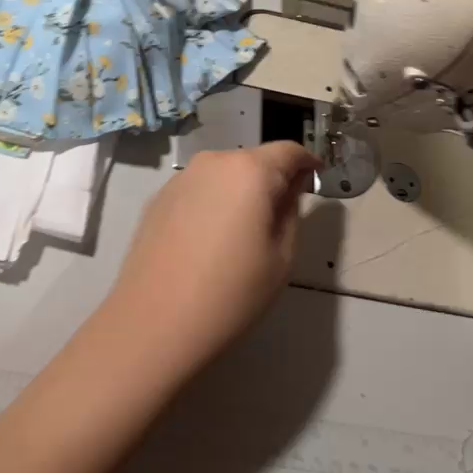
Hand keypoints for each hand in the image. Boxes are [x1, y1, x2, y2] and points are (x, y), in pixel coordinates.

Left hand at [104, 142, 319, 371]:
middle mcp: (213, 162)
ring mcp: (181, 178)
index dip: (307, 161)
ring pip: (223, 174)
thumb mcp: (281, 257)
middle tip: (282, 214)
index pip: (289, 151)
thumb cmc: (231, 293)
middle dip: (272, 179)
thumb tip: (291, 187)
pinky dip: (212, 203)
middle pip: (254, 160)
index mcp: (250, 170)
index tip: (317, 175)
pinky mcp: (158, 198)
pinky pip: (198, 190)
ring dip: (239, 191)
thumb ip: (291, 211)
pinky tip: (209, 241)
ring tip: (243, 232)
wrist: (155, 322)